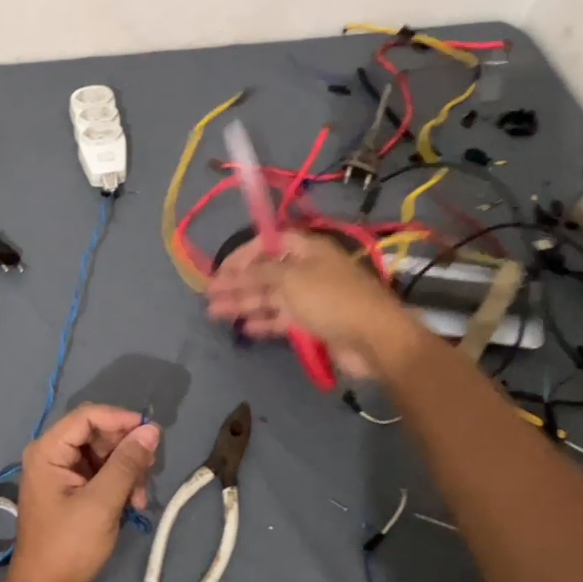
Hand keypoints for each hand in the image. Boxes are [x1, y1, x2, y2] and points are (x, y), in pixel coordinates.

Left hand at [8, 405, 158, 581]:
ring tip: (139, 498)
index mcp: (48, 450)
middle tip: (148, 473)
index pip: (88, 415)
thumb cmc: (69, 546)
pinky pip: (100, 473)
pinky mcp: (71, 490)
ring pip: (103, 453)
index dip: (121, 419)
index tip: (153, 435)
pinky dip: (119, 484)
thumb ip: (126, 463)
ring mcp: (61, 473)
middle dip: (125, 450)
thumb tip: (151, 430)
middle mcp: (51, 454)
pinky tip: (133, 504)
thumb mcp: (102, 502)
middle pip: (97, 432)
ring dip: (126, 470)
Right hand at [204, 231, 420, 377]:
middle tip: (209, 295)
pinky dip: (262, 321)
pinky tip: (243, 327)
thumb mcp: (291, 277)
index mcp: (307, 250)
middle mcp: (307, 270)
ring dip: (242, 303)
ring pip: (269, 297)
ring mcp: (310, 298)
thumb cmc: (331, 299)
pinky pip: (280, 319)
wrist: (373, 338)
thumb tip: (237, 270)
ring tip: (215, 313)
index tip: (221, 270)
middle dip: (236, 282)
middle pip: (265, 272)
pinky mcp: (312, 324)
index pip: (269, 243)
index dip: (243, 254)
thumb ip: (259, 271)